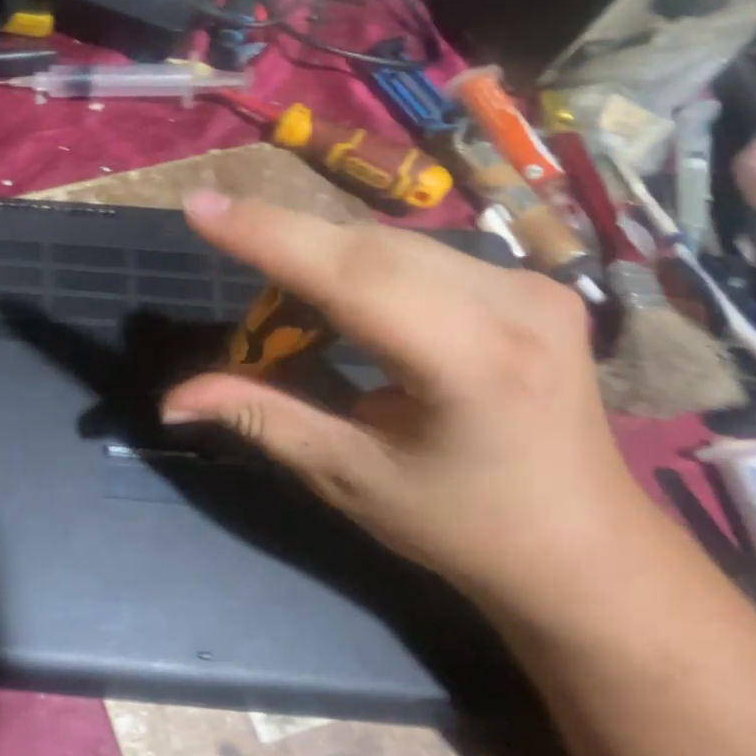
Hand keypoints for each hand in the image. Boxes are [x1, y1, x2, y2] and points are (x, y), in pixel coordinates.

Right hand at [161, 192, 657, 601]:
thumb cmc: (461, 525)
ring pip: (395, 246)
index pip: (355, 276)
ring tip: (274, 304)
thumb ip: (261, 417)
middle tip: (217, 249)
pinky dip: (361, 271)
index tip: (200, 205)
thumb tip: (172, 401)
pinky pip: (423, 258)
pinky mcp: (533, 288)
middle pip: (372, 248)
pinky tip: (335, 305)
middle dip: (285, 246)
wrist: (583, 549)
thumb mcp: (348, 476)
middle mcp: (516, 306)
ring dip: (321, 259)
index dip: (270, 236)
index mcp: (474, 362)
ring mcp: (534, 289)